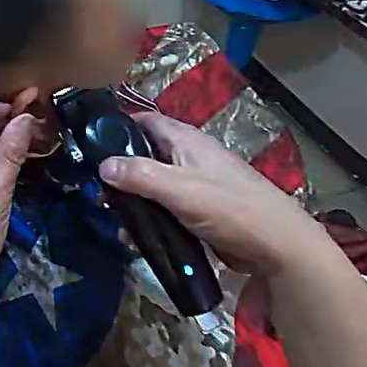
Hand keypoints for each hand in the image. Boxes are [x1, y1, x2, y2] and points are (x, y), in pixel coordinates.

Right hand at [99, 113, 329, 276]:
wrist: (276, 245)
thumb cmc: (229, 208)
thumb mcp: (179, 189)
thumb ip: (140, 176)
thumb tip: (102, 164)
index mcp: (186, 140)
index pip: (145, 121)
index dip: (118, 128)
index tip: (91, 145)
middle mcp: (189, 156)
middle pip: (146, 154)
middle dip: (121, 170)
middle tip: (97, 191)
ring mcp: (196, 183)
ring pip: (154, 184)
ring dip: (135, 198)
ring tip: (113, 216)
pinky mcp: (200, 210)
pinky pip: (167, 207)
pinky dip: (151, 216)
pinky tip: (136, 235)